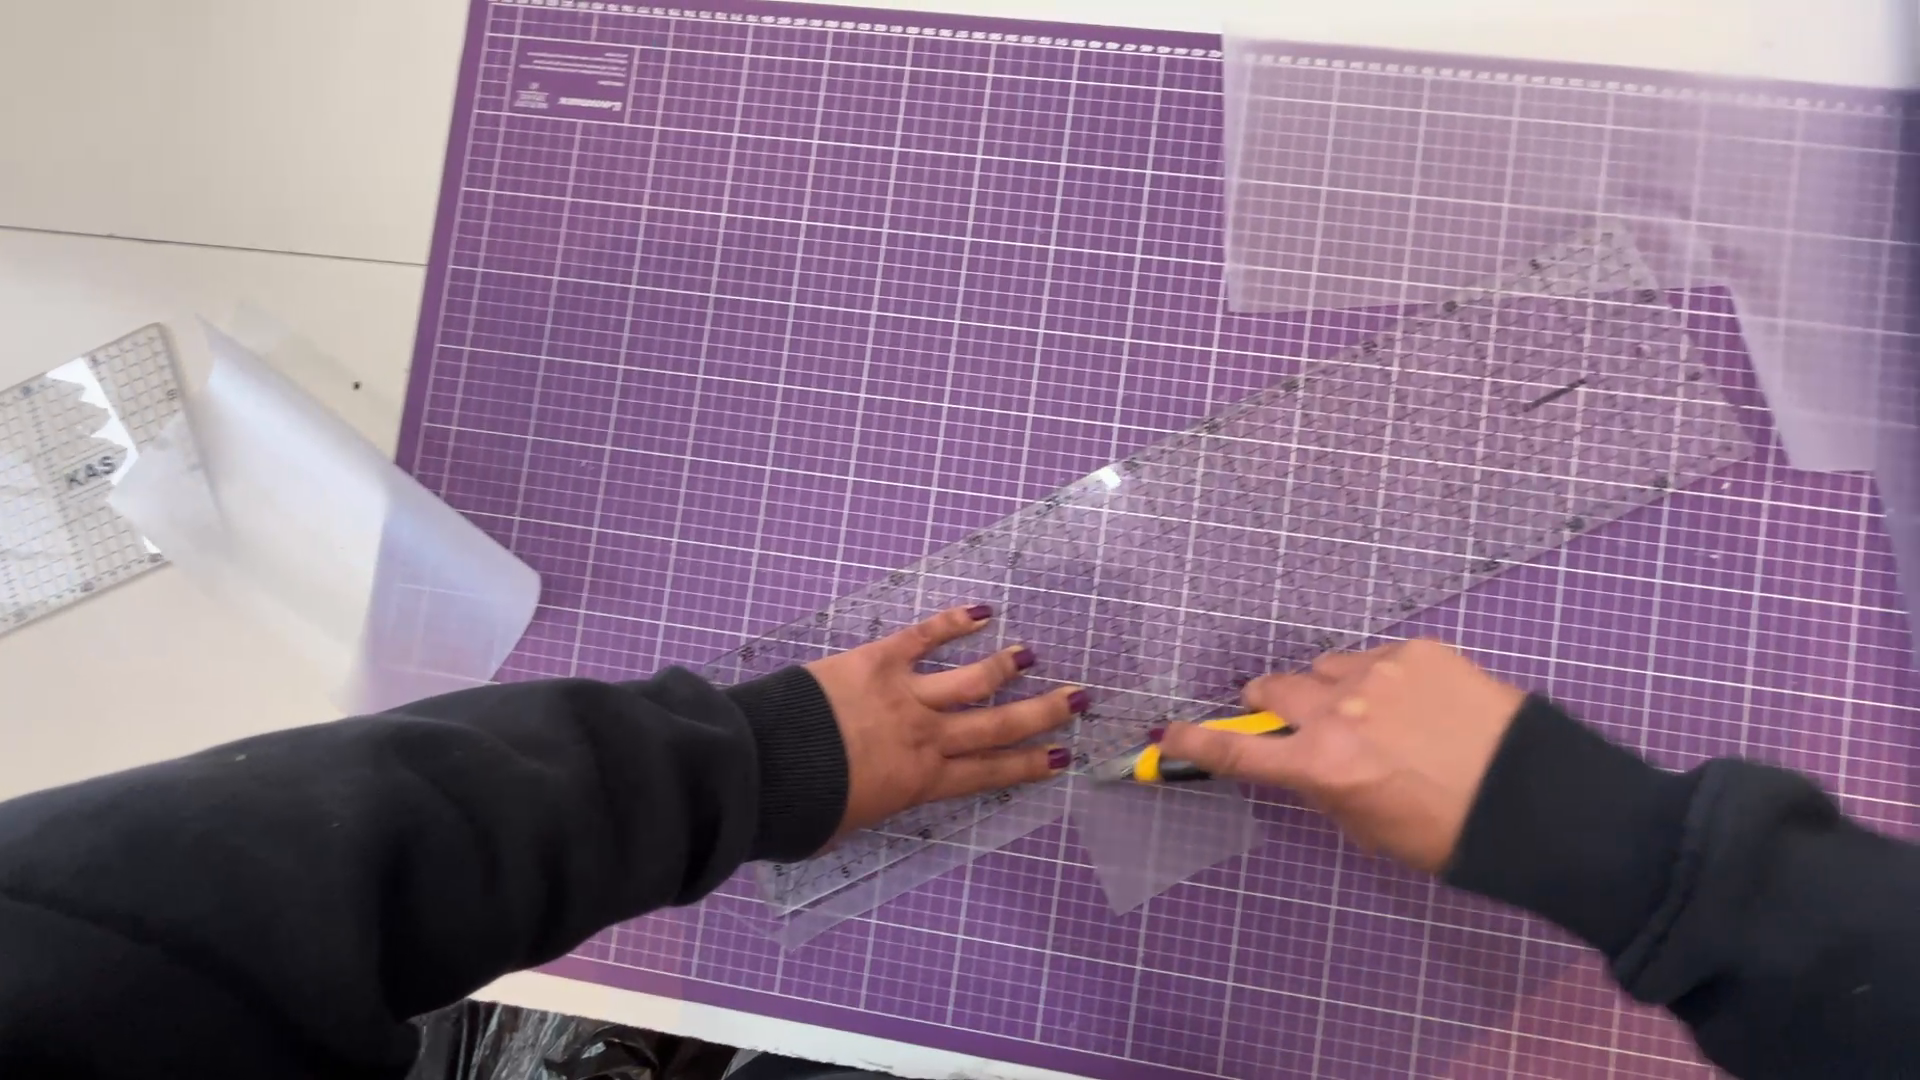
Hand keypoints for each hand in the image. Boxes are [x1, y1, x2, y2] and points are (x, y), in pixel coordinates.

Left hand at [805, 605, 1085, 836]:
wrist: (757, 766)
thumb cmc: (796, 806)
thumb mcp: (843, 825)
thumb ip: (872, 805)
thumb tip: (874, 795)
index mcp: (920, 782)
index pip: (989, 773)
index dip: (1029, 765)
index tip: (1061, 756)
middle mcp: (926, 737)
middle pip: (997, 725)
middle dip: (1041, 714)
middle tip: (1077, 699)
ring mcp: (905, 694)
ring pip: (972, 680)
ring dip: (1005, 667)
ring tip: (1031, 656)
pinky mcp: (879, 659)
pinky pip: (923, 637)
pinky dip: (953, 622)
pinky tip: (981, 611)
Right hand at [1158, 639, 1524, 872]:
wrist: (1557, 808)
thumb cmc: (1454, 837)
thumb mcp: (1370, 828)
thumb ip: (1322, 788)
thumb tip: (1300, 760)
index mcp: (1324, 766)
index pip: (1238, 751)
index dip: (1197, 741)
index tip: (1168, 734)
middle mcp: (1339, 711)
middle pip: (1272, 687)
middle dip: (1273, 702)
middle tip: (1296, 719)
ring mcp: (1378, 672)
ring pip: (1325, 668)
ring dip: (1333, 689)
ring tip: (1380, 713)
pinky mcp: (1419, 649)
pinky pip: (1377, 658)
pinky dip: (1383, 679)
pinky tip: (1423, 704)